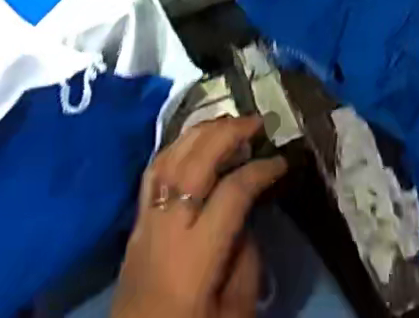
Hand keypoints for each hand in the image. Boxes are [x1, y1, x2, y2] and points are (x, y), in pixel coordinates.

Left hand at [110, 116, 287, 317]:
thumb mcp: (234, 316)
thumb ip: (246, 266)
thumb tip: (248, 221)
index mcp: (198, 251)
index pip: (231, 193)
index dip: (258, 171)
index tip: (281, 160)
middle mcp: (169, 222)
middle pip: (196, 161)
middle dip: (226, 133)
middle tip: (255, 120)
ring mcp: (148, 215)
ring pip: (171, 156)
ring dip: (199, 132)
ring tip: (227, 121)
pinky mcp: (137, 216)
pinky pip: (154, 168)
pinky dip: (174, 146)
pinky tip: (190, 140)